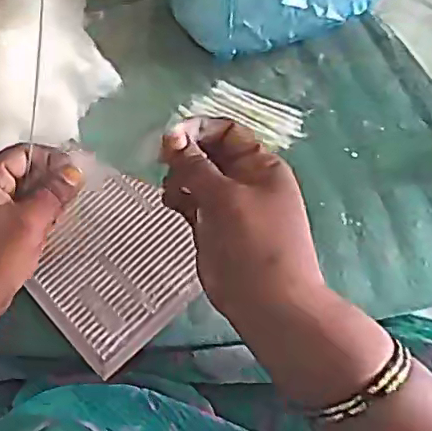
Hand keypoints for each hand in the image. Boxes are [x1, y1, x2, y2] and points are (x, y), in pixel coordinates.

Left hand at [0, 144, 84, 321]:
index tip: (76, 172)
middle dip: (50, 180)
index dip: (50, 158)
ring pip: (23, 195)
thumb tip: (74, 170)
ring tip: (67, 211)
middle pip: (22, 173)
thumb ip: (53, 193)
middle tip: (76, 194)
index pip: (21, 154)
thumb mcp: (30, 222)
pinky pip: (19, 214)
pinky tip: (52, 227)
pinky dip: (36, 216)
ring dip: (45, 200)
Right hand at [159, 118, 329, 318]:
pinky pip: (190, 199)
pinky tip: (171, 203)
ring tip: (172, 191)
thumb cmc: (255, 242)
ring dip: (178, 177)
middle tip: (164, 164)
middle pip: (207, 152)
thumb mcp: (225, 196)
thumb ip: (195, 165)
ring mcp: (227, 203)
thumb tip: (172, 136)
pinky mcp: (211, 223)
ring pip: (194, 175)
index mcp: (260, 165)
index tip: (169, 139)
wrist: (267, 300)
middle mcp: (244, 179)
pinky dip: (178, 197)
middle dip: (184, 153)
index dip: (197, 130)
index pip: (226, 131)